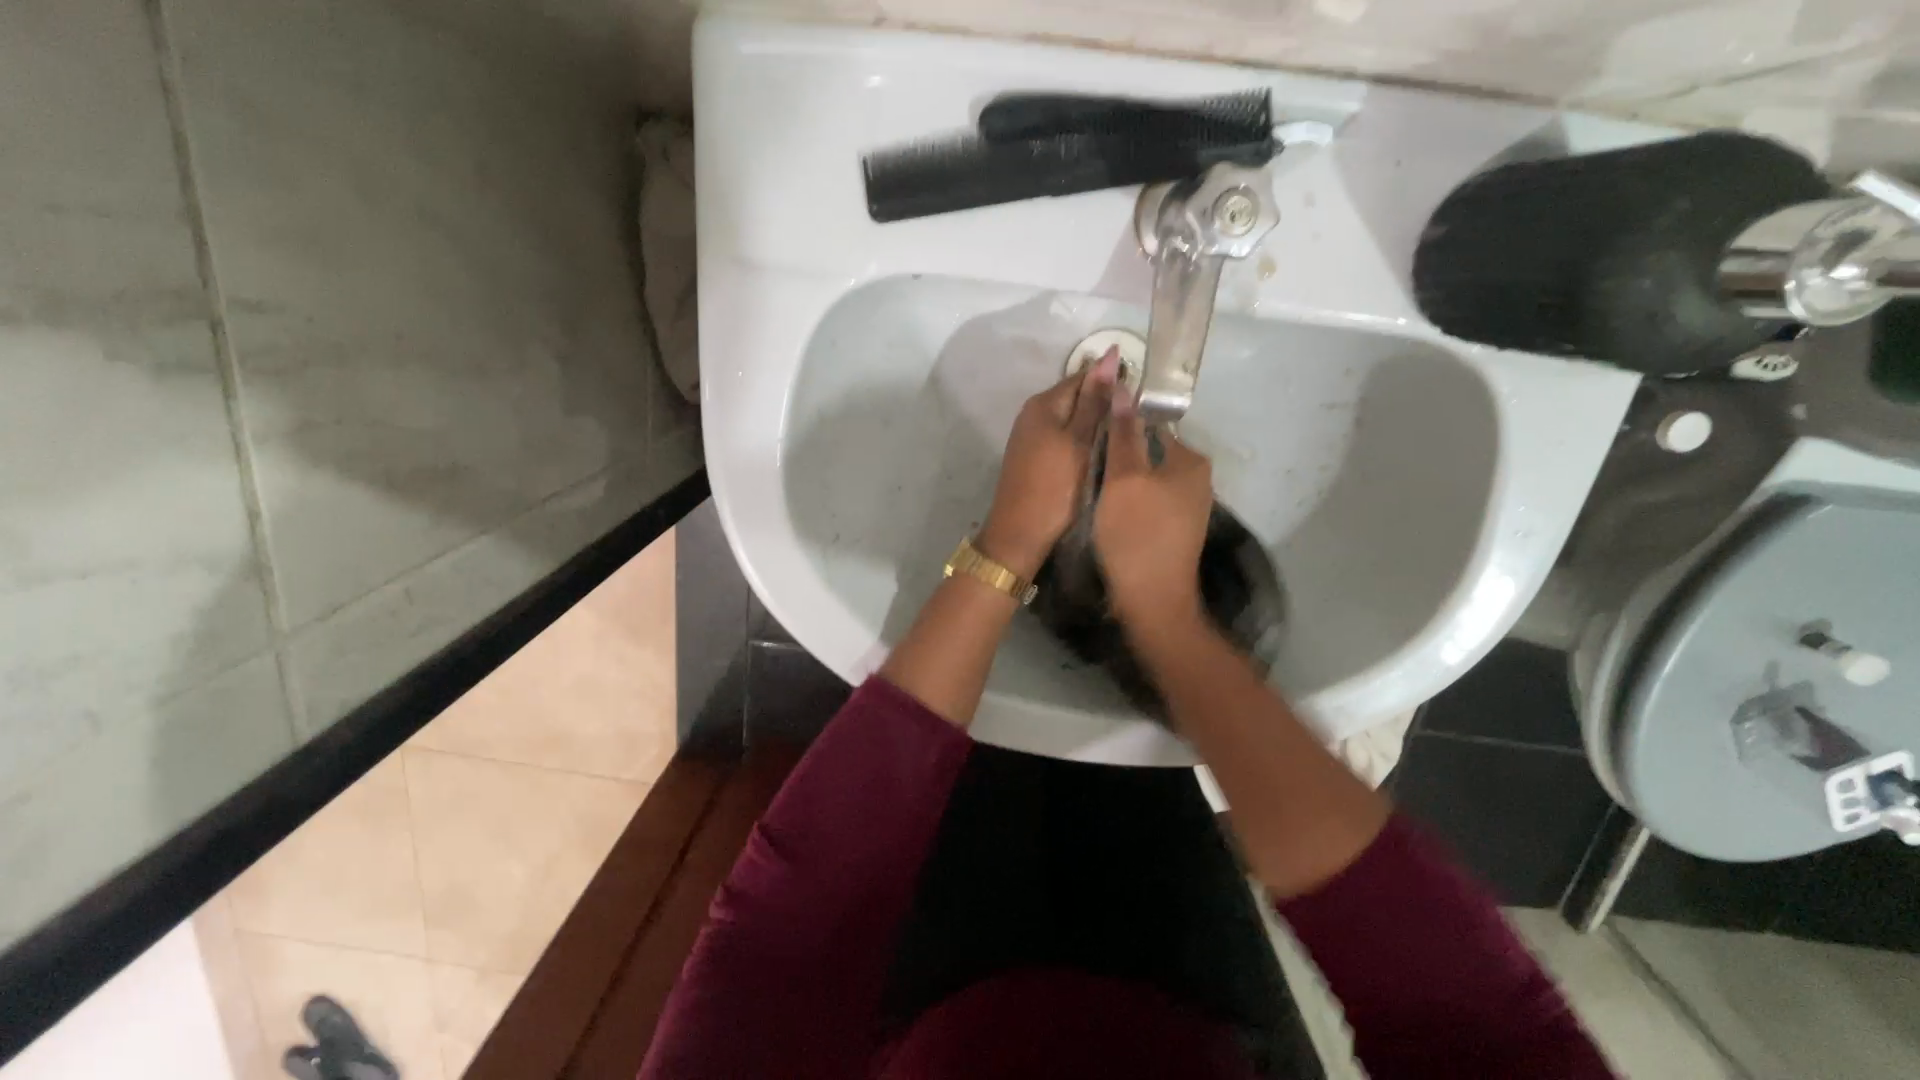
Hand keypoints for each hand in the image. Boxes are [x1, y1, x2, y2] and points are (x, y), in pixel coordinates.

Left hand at [978, 349, 1119, 577]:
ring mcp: (1030, 435)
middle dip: (1103, 401)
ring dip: (1094, 421)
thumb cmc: (1054, 487)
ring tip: (1124, 431)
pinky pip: (1063, 435)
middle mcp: (1032, 413)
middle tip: (1138, 415)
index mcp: (1043, 404)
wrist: (1020, 533)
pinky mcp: (1032, 455)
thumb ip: (1094, 402)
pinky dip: (1081, 438)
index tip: (1141, 392)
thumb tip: (1109, 357)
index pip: (1083, 377)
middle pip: (1074, 396)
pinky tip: (1099, 450)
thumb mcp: (1079, 441)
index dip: (1112, 380)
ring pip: (1069, 417)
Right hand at [1094, 395, 1213, 631]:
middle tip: (1085, 462)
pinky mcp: (1175, 529)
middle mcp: (1197, 479)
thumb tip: (1122, 387)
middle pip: (1148, 452)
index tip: (1089, 434)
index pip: (1151, 425)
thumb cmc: (1137, 533)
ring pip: (1146, 479)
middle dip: (1119, 454)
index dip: (1118, 425)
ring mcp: (1188, 507)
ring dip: (1121, 480)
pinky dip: (1128, 502)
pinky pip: (1147, 502)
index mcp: (1191, 460)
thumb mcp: (1123, 478)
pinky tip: (1107, 510)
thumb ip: (1122, 433)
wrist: (1152, 599)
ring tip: (1091, 486)